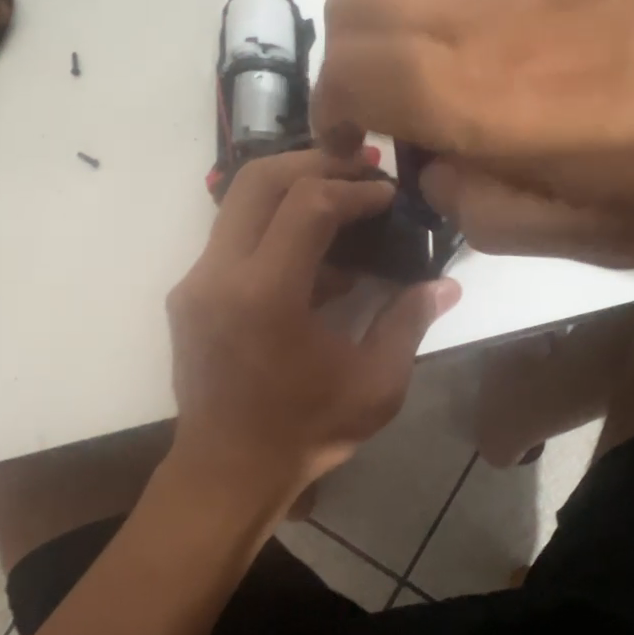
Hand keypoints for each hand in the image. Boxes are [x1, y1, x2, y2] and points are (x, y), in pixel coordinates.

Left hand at [162, 151, 461, 516]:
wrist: (227, 471)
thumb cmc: (305, 433)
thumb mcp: (375, 385)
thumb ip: (408, 323)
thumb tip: (445, 284)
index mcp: (265, 295)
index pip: (308, 204)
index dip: (355, 190)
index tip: (388, 195)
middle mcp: (218, 276)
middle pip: (258, 180)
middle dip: (313, 163)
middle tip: (358, 169)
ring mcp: (195, 283)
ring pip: (237, 203)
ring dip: (290, 191)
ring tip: (341, 206)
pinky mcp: (188, 295)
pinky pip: (231, 238)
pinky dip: (271, 228)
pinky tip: (313, 258)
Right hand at [314, 0, 633, 265]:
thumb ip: (509, 215)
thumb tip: (442, 179)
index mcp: (496, 93)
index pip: (348, 72)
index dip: (329, 118)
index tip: (363, 157)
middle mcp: (495, 7)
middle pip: (355, 6)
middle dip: (349, 70)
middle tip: (402, 127)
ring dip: (409, 38)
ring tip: (475, 97)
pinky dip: (470, 10)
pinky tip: (547, 52)